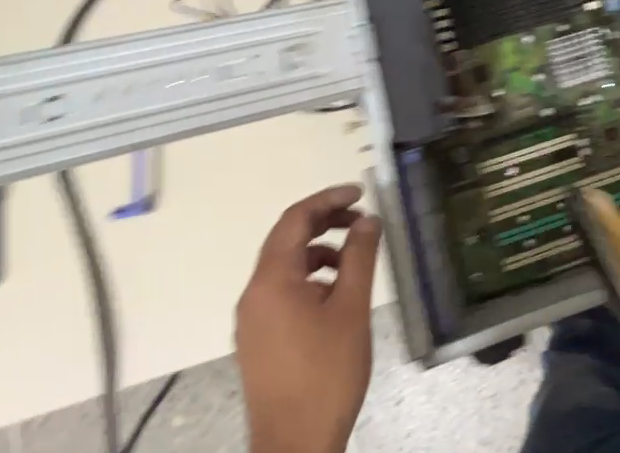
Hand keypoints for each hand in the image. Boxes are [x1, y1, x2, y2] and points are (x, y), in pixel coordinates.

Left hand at [235, 185, 381, 452]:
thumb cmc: (327, 372)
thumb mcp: (352, 308)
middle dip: (324, 222)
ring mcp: (252, 320)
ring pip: (284, 267)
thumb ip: (359, 257)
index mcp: (271, 281)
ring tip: (354, 259)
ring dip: (319, 251)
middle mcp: (253, 295)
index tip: (360, 193)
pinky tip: (336, 295)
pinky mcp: (258, 340)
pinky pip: (281, 291)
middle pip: (286, 240)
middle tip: (361, 219)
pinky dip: (309, 278)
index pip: (295, 220)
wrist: (295, 443)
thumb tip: (367, 220)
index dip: (328, 199)